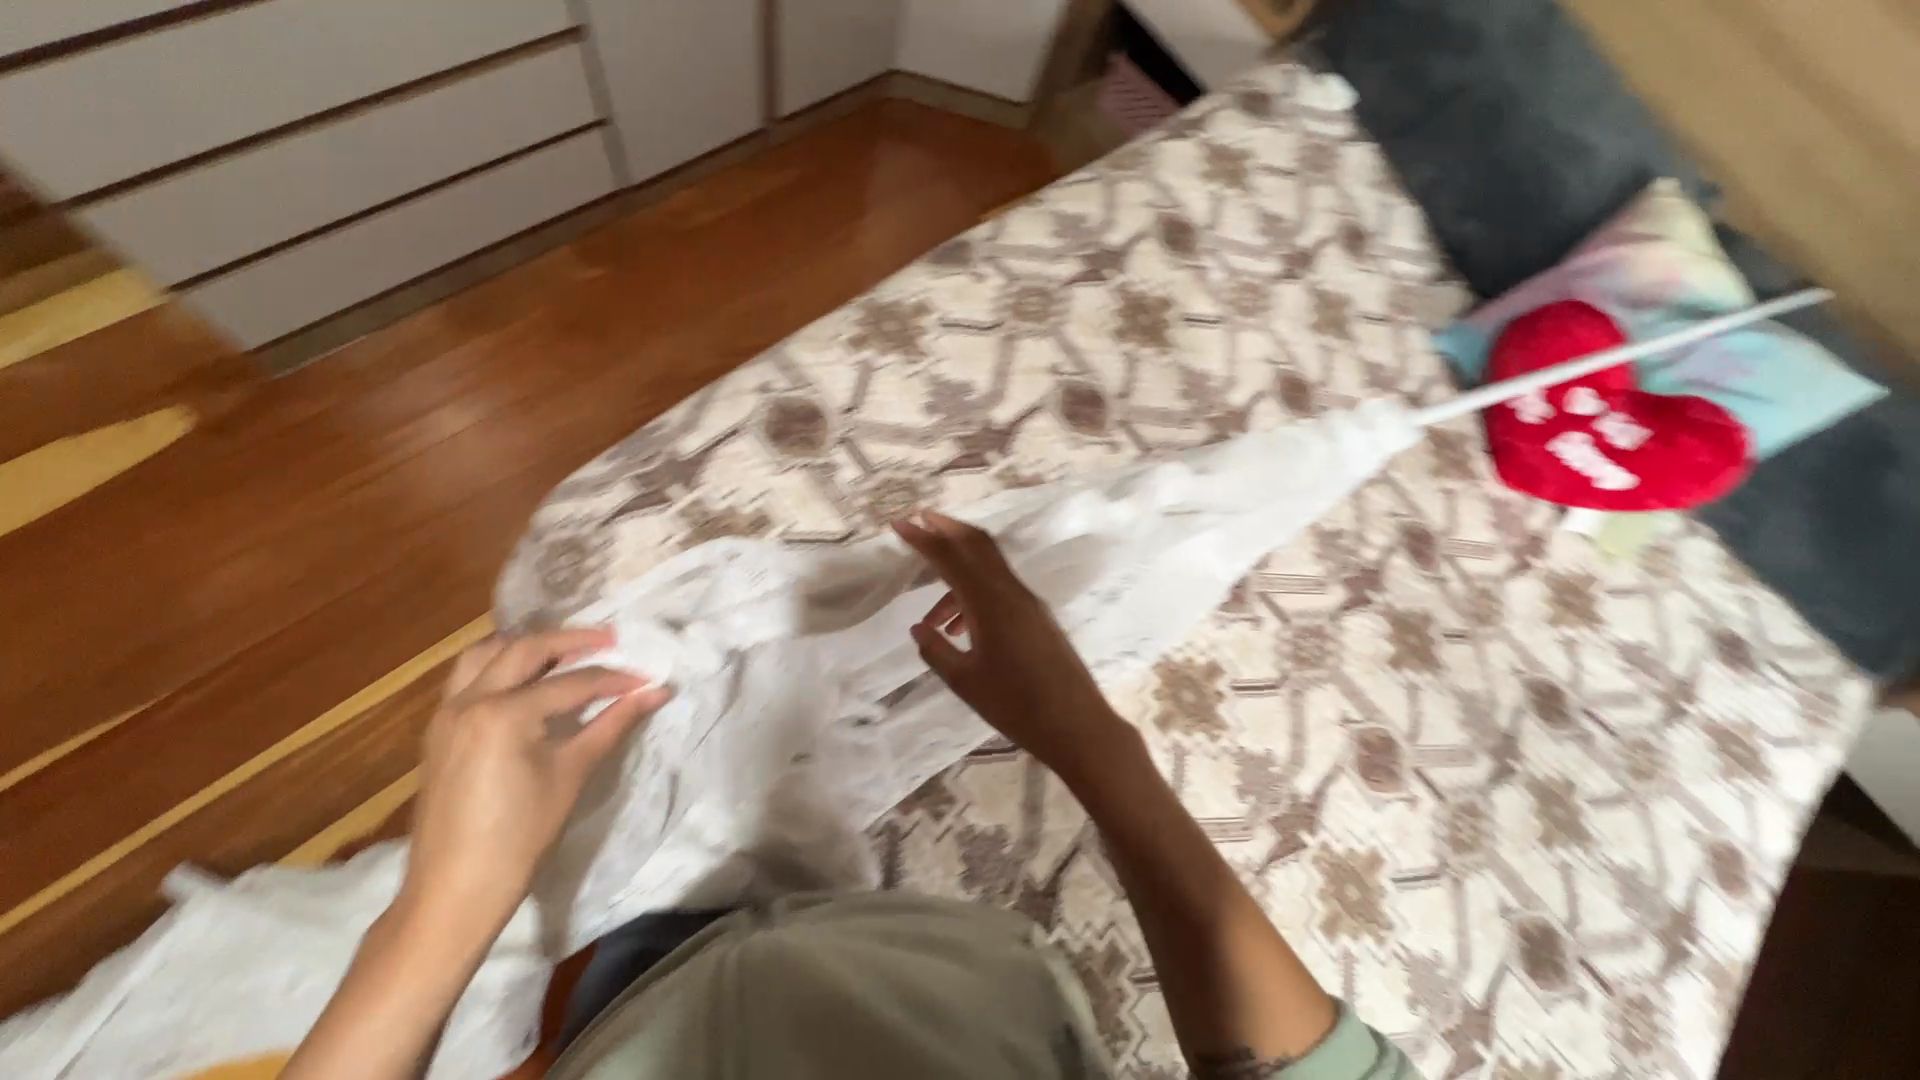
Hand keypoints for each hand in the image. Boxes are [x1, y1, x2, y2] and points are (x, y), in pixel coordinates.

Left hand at [401, 627, 672, 933]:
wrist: (455, 889)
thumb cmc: (521, 836)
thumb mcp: (572, 773)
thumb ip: (613, 723)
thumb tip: (656, 692)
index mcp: (503, 714)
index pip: (572, 683)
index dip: (615, 678)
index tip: (648, 676)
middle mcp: (469, 700)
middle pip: (526, 649)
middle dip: (572, 641)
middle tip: (612, 640)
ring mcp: (447, 713)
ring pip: (486, 654)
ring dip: (528, 645)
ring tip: (566, 650)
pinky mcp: (439, 729)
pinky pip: (467, 677)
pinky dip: (499, 665)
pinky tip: (526, 679)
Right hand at [894, 512, 1129, 780]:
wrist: (1078, 726)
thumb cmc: (1016, 706)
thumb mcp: (965, 682)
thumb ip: (936, 650)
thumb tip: (920, 628)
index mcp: (990, 602)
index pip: (950, 556)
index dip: (922, 537)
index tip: (899, 523)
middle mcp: (1012, 592)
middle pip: (977, 544)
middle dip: (947, 529)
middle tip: (919, 522)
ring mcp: (1029, 604)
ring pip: (988, 570)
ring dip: (957, 578)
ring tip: (932, 620)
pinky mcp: (1038, 619)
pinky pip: (1000, 591)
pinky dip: (975, 596)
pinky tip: (961, 632)